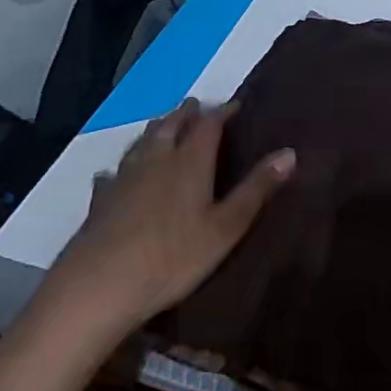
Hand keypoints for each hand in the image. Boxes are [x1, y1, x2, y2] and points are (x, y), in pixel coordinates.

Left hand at [38, 98, 294, 335]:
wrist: (101, 284)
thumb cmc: (174, 257)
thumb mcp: (226, 228)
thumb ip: (256, 190)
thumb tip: (289, 152)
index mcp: (189, 162)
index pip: (208, 124)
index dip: (222, 112)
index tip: (235, 106)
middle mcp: (155, 159)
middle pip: (170, 125)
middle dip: (186, 114)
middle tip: (198, 107)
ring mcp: (123, 177)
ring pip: (141, 142)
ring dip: (157, 129)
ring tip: (164, 126)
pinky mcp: (101, 199)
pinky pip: (114, 172)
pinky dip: (123, 166)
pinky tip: (116, 174)